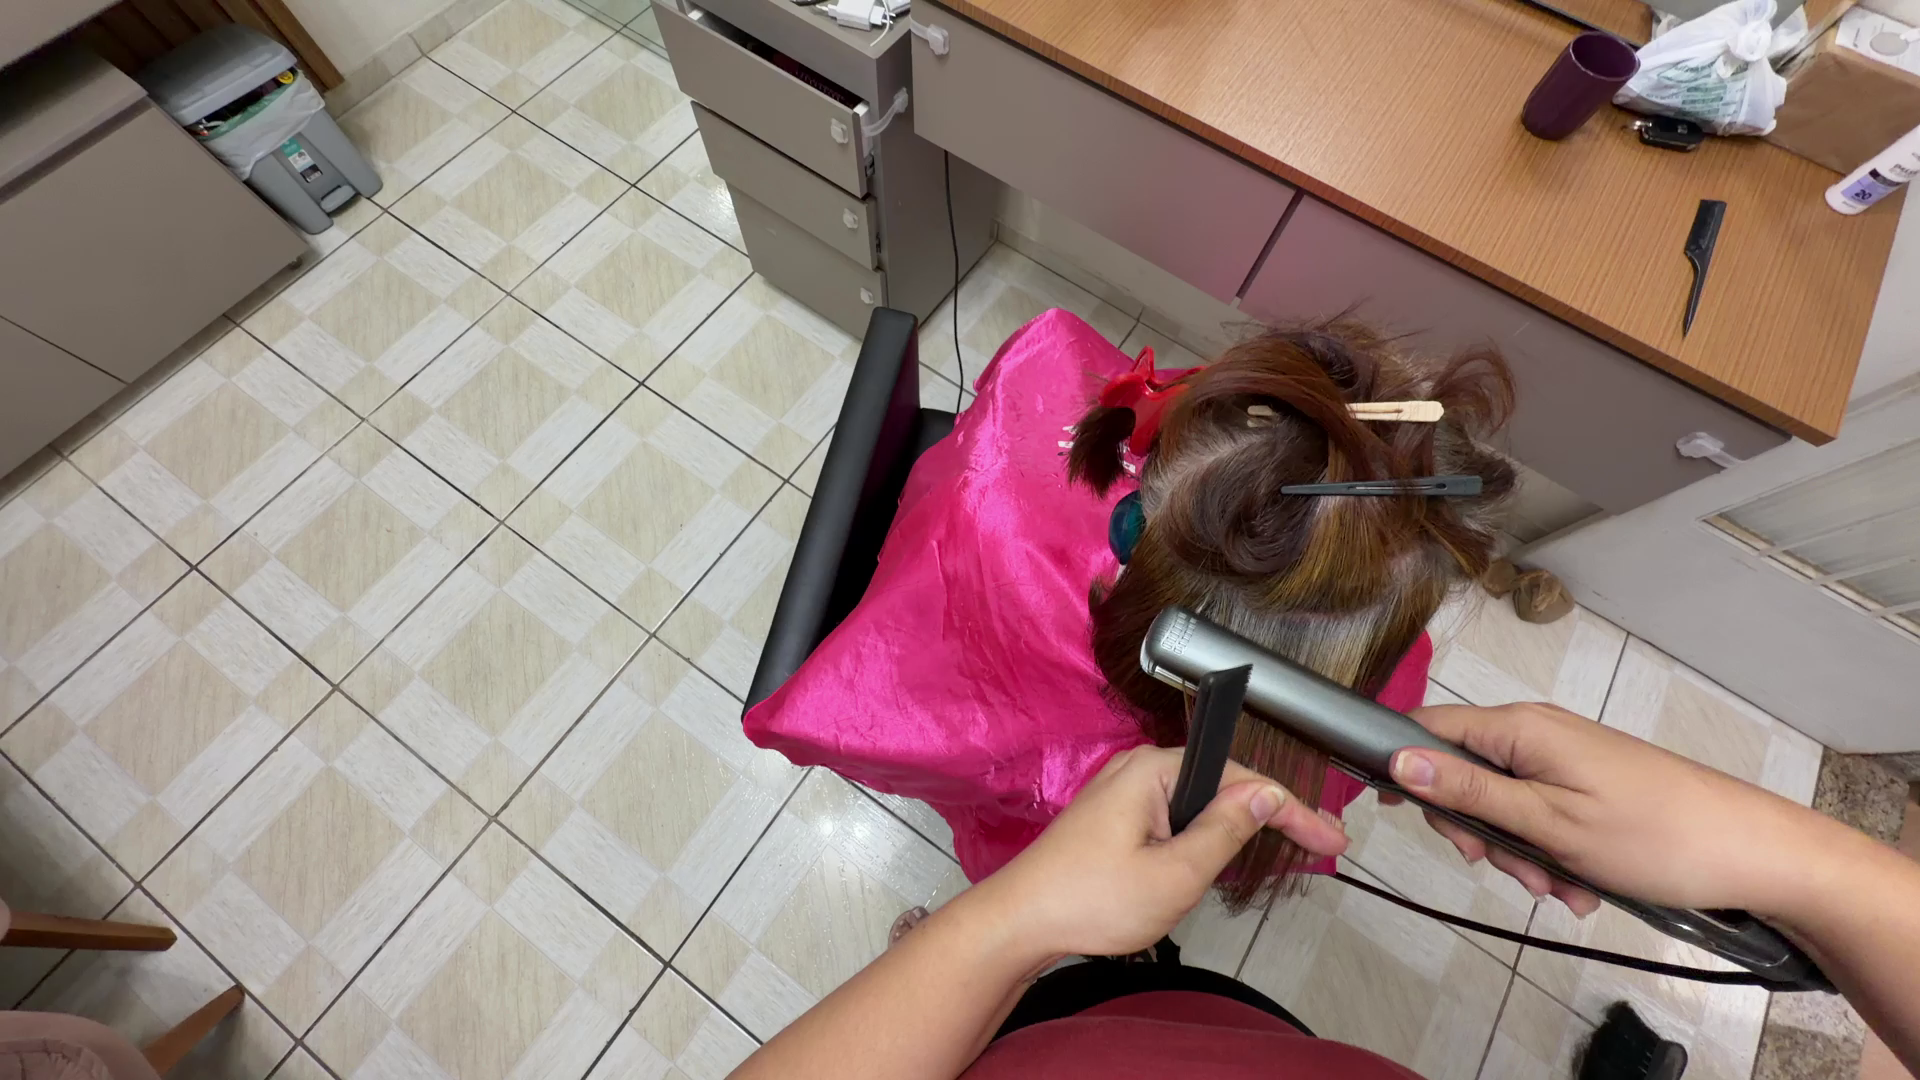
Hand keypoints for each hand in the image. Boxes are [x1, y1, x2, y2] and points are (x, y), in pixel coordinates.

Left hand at [972, 745, 1349, 961]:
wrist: (1023, 918)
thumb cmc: (1096, 898)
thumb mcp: (1174, 873)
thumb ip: (1224, 830)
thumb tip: (1265, 793)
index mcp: (1153, 769)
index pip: (1238, 776)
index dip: (1291, 807)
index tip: (1333, 838)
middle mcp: (1138, 767)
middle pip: (1219, 783)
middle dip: (1269, 813)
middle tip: (1319, 847)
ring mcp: (1123, 790)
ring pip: (1196, 801)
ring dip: (1237, 825)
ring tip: (1285, 849)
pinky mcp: (1114, 814)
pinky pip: (1172, 814)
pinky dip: (1204, 834)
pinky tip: (1223, 854)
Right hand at [1388, 702, 1844, 919]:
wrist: (1768, 856)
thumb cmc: (1651, 836)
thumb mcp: (1546, 821)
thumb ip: (1466, 789)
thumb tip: (1395, 758)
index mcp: (1516, 727)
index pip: (1425, 725)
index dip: (1399, 762)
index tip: (1394, 810)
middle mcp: (1532, 729)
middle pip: (1461, 767)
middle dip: (1473, 824)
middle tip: (1500, 868)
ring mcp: (1560, 751)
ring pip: (1499, 794)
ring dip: (1513, 844)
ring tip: (1557, 887)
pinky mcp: (1584, 774)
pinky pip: (1536, 802)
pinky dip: (1542, 841)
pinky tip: (1574, 880)